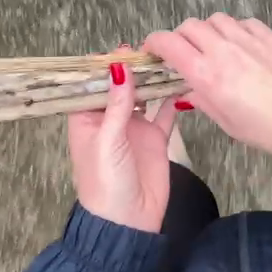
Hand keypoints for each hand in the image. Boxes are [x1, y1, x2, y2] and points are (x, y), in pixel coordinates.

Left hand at [67, 48, 177, 232]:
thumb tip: (119, 66)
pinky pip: (165, 113)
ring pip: (144, 95)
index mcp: (87, 120)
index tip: (122, 48)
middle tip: (151, 48)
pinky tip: (184, 81)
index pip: (92, 85)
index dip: (105, 66)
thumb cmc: (105, 183)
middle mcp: (110, 120)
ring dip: (152, 79)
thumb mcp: (107, 140)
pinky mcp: (155, 138)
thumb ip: (117, 104)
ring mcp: (134, 128)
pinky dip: (173, 98)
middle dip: (133, 68)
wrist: (128, 223)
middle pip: (121, 86)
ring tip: (167, 58)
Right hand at [144, 16, 271, 165]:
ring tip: (214, 48)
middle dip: (180, 37)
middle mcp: (224, 51)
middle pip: (189, 26)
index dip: (154, 42)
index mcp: (207, 75)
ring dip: (208, 31)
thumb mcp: (225, 122)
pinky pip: (242, 22)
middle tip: (184, 53)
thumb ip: (200, 98)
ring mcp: (248, 39)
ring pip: (215, 19)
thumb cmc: (266, 130)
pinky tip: (241, 47)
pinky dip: (235, 30)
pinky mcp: (269, 36)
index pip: (168, 43)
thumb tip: (188, 87)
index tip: (152, 49)